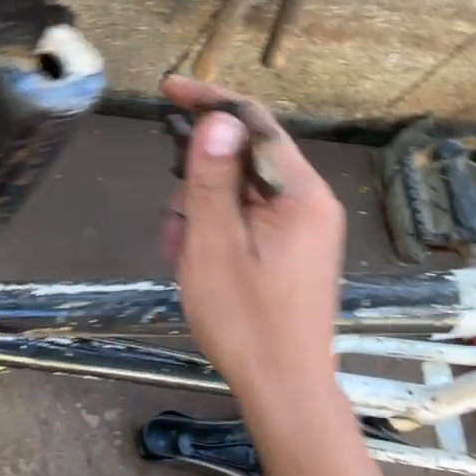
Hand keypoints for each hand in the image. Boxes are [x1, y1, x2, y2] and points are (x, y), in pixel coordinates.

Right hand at [159, 75, 345, 410]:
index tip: (166, 88)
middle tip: (175, 230)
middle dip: (196, 184)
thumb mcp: (214, 247)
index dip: (209, 101)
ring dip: (199, 216)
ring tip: (183, 259)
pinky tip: (196, 265)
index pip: (255, 124)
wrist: (282, 387)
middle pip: (241, 161)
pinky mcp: (289, 250)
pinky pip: (243, 221)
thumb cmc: (246, 321)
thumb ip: (213, 181)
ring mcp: (300, 228)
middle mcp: (308, 203)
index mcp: (300, 195)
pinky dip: (213, 234)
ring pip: (235, 194)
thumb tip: (215, 120)